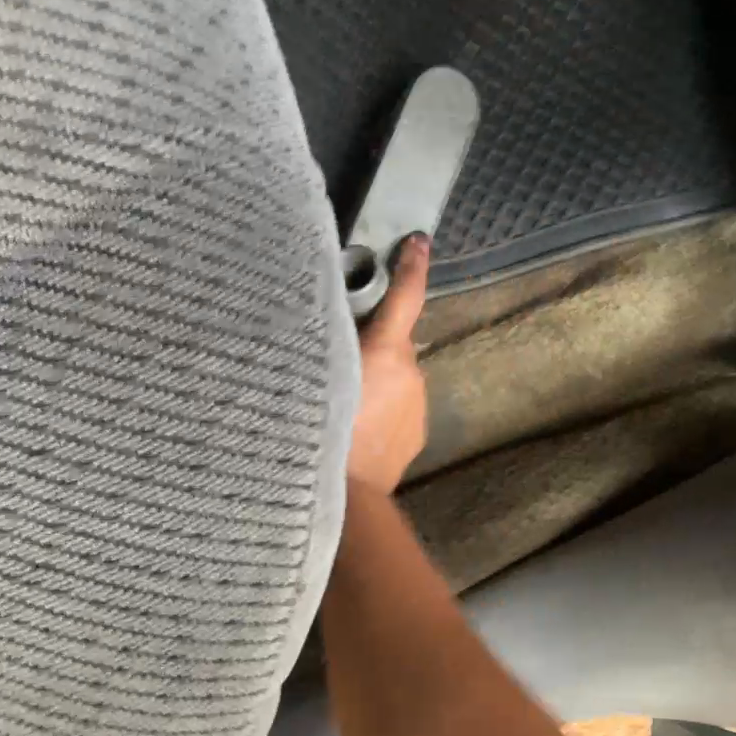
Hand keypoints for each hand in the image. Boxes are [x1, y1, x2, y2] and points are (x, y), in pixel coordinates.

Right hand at [347, 234, 429, 495]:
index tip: (419, 241)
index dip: (412, 266)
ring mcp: (418, 407)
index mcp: (387, 350)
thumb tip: (329, 327)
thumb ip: (328, 345)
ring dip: (376, 386)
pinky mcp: (416, 435)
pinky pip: (398, 411)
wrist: (349, 494)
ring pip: (396, 382)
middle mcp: (412, 373)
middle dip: (373, 349)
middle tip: (338, 366)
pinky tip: (357, 433)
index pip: (405, 297)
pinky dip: (382, 414)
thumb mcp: (317, 376)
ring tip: (343, 410)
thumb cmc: (324, 428)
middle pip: (392, 346)